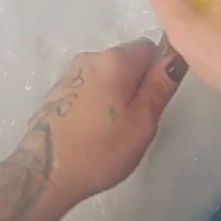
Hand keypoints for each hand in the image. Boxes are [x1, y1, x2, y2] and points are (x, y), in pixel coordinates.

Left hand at [23, 37, 183, 206]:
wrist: (44, 173)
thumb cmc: (100, 149)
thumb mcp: (142, 122)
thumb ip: (160, 85)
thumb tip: (175, 55)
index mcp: (115, 60)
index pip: (149, 48)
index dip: (157, 73)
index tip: (152, 103)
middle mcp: (91, 57)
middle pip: (127, 61)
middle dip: (136, 85)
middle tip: (134, 123)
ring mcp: (71, 72)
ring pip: (108, 75)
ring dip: (115, 95)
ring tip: (112, 131)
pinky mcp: (58, 90)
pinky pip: (89, 86)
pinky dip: (97, 102)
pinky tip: (92, 131)